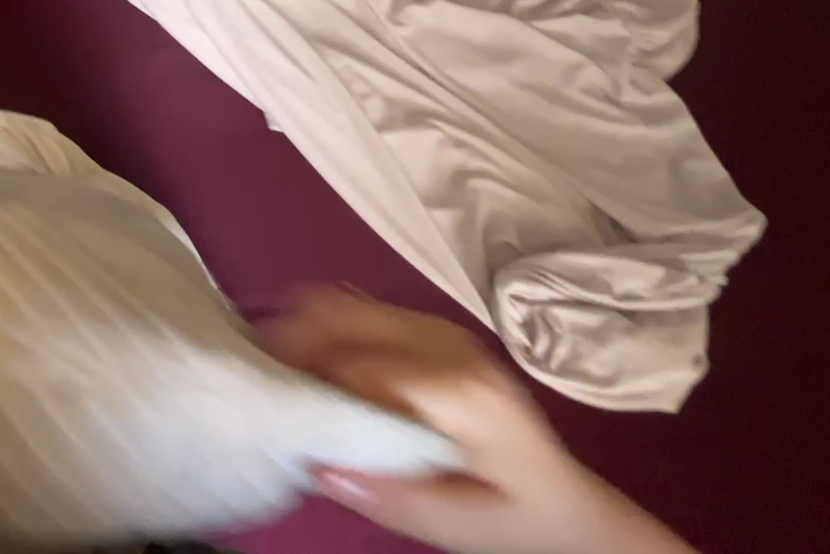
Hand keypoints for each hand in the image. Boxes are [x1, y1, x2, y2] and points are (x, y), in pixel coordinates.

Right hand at [265, 289, 694, 553]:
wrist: (568, 502)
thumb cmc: (515, 518)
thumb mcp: (463, 528)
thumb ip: (395, 497)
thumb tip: (315, 462)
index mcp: (458, 388)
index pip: (354, 363)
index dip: (302, 377)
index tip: (267, 400)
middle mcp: (443, 341)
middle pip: (338, 315)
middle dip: (288, 340)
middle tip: (260, 378)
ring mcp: (433, 326)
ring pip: (339, 302)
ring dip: (298, 326)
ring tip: (276, 367)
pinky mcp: (424, 325)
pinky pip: (352, 307)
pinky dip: (317, 324)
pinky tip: (307, 359)